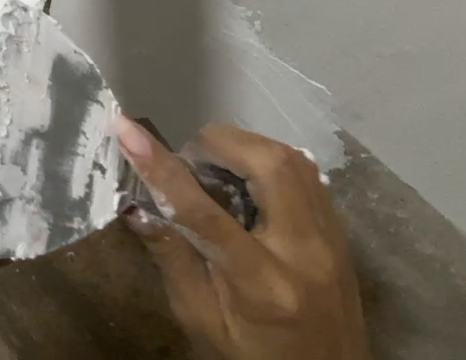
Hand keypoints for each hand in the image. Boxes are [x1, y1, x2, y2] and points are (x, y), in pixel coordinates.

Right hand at [113, 115, 370, 359]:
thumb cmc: (253, 359)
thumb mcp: (201, 320)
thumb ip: (171, 258)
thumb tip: (133, 203)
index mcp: (261, 285)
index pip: (203, 212)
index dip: (160, 165)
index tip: (125, 128)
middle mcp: (305, 254)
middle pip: (269, 165)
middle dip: (217, 144)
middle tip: (188, 162)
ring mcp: (332, 241)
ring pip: (292, 160)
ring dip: (242, 147)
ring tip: (213, 168)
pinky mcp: (341, 234)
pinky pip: (306, 174)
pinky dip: (266, 161)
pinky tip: (243, 180)